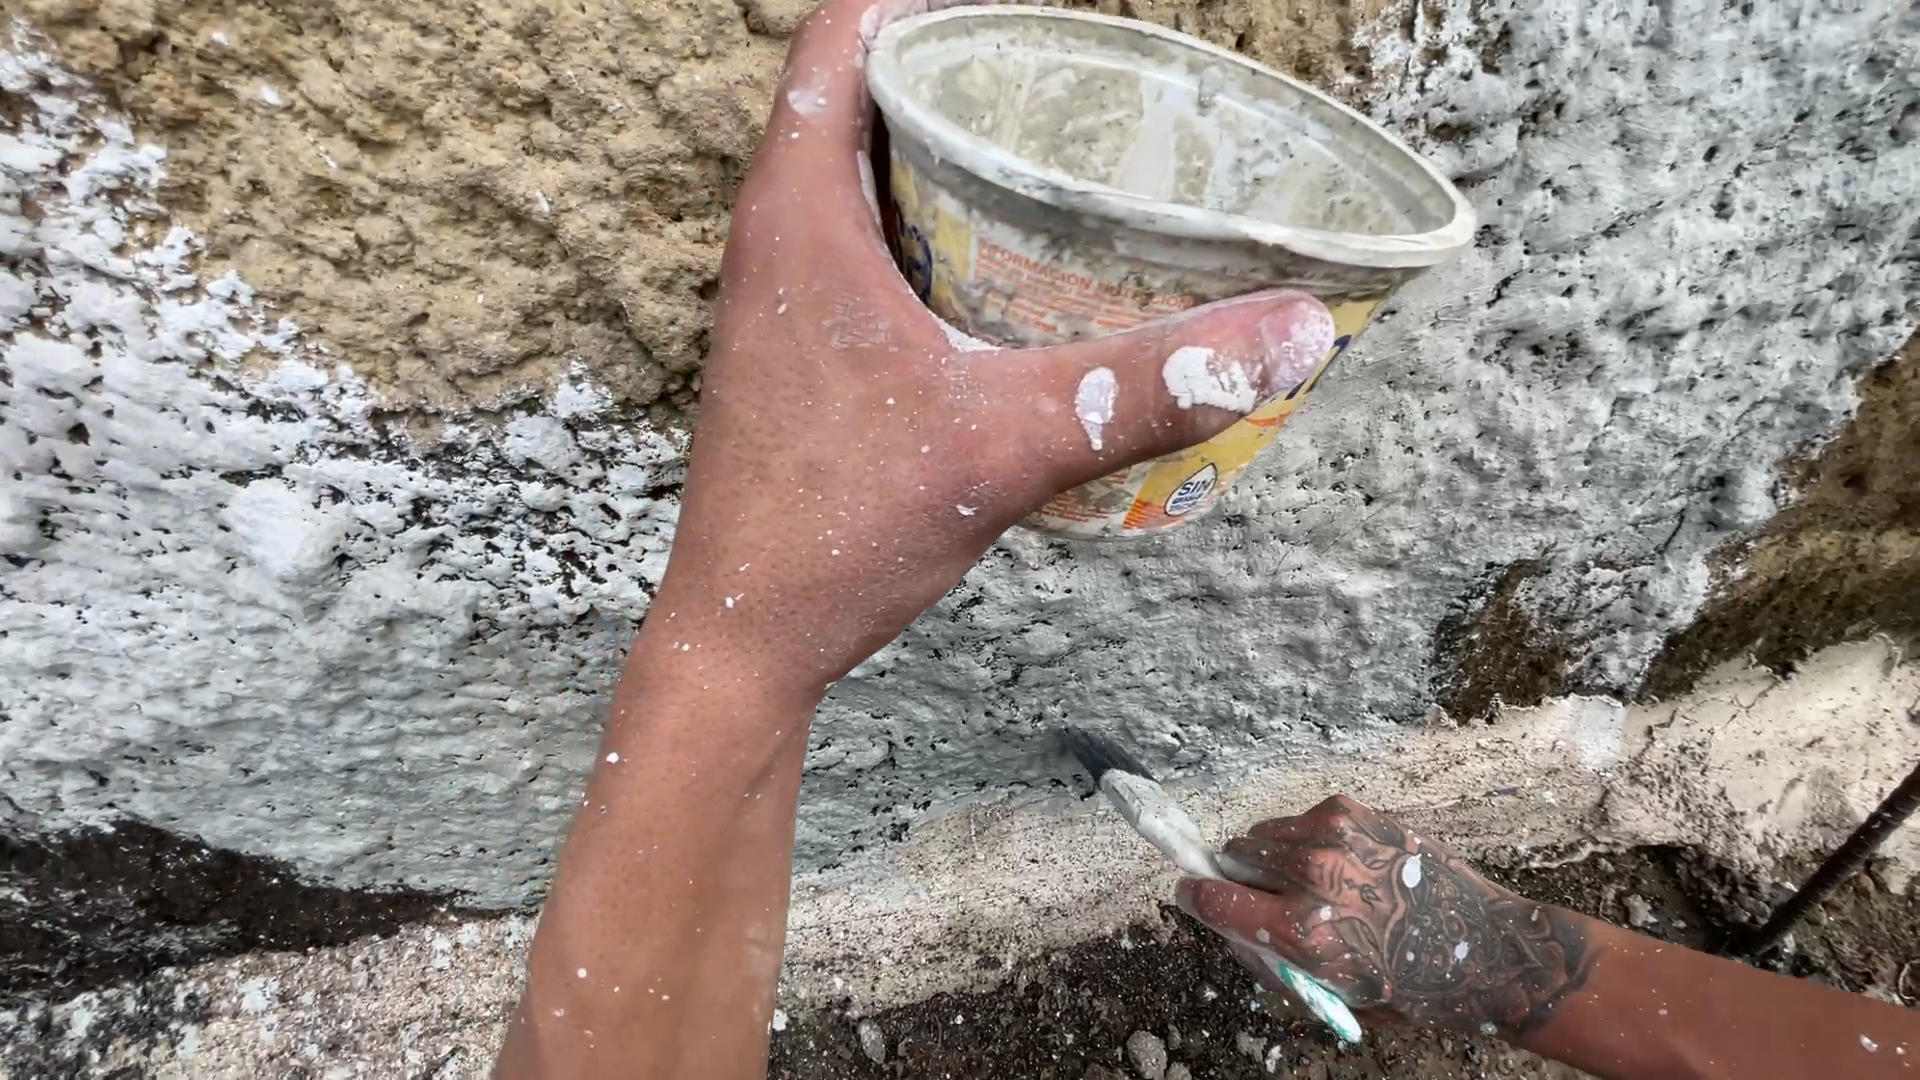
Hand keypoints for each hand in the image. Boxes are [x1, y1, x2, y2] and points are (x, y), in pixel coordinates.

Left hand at [662, 0, 1335, 699]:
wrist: (748, 633)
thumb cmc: (839, 533)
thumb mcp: (1004, 447)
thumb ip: (1144, 390)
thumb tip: (1291, 333)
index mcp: (799, 217)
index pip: (848, 37)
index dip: (935, 8)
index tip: (1028, 33)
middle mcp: (776, 246)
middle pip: (865, 107)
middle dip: (962, 89)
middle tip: (1067, 112)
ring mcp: (782, 308)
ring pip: (863, 192)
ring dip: (948, 177)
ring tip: (1050, 190)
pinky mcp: (800, 363)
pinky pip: (864, 268)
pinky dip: (930, 254)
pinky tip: (998, 297)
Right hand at [1176, 796, 1594, 1036]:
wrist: (1488, 949)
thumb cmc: (1411, 985)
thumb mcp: (1335, 997)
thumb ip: (1270, 962)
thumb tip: (1221, 924)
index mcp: (1303, 932)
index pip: (1211, 896)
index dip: (1193, 894)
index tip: (1189, 890)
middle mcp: (1311, 876)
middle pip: (1232, 856)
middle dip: (1241, 876)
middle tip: (1269, 895)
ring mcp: (1329, 835)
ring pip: (1261, 833)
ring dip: (1270, 855)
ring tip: (1309, 879)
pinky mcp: (1345, 810)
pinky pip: (1296, 819)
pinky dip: (1303, 838)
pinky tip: (1339, 862)